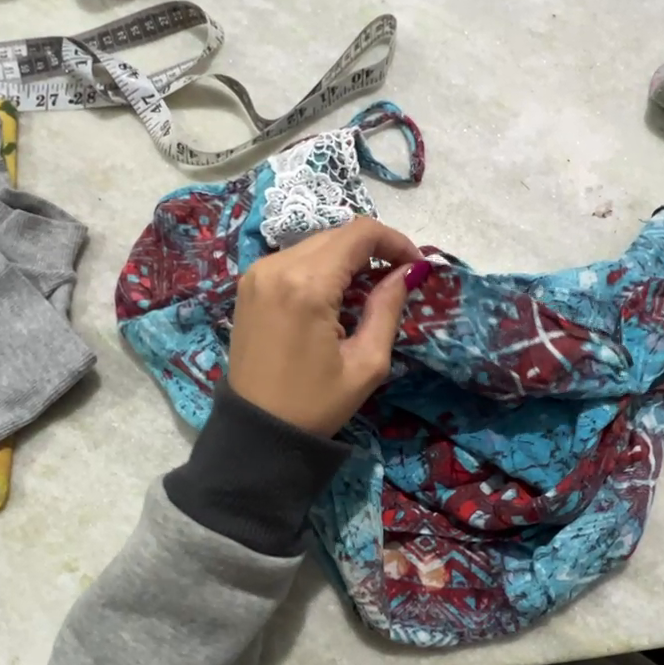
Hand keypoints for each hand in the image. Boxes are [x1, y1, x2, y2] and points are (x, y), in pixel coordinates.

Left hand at [227, 217, 431, 436]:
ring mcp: (257, 274)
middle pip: (336, 235)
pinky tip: (334, 298)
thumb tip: (407, 271)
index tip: (415, 265)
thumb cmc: (315, 404)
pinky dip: (320, 269)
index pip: (360, 233)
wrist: (256, 431)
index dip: (395, 241)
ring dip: (346, 259)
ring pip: (314, 245)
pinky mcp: (248, 286)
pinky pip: (292, 260)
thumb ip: (387, 308)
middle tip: (396, 279)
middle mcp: (277, 266)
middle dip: (372, 250)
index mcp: (307, 284)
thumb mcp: (365, 363)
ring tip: (367, 292)